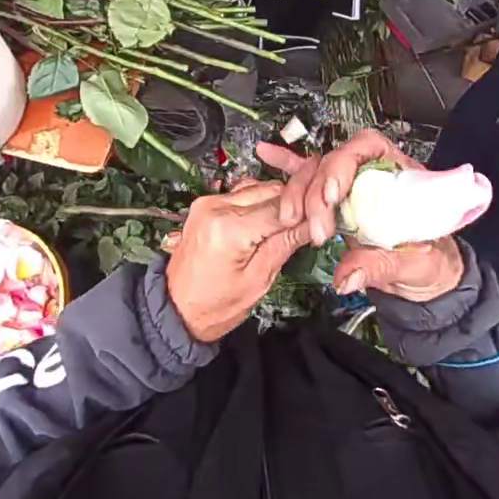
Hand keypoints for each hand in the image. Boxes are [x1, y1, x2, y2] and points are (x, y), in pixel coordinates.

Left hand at [164, 181, 313, 341]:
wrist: (175, 309)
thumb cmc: (213, 305)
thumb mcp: (258, 280)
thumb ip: (285, 245)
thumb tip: (312, 224)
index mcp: (229, 228)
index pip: (282, 208)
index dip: (307, 214)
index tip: (322, 223)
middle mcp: (216, 206)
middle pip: (271, 192)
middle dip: (295, 206)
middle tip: (311, 224)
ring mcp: (209, 203)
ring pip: (258, 189)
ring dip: (278, 203)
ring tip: (291, 225)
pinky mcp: (206, 205)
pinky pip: (242, 195)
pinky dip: (259, 203)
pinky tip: (269, 222)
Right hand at [257, 139, 465, 301]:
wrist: (424, 275)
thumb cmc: (428, 261)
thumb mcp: (414, 266)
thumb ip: (380, 267)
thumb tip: (346, 277)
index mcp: (398, 174)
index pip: (367, 148)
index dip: (343, 166)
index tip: (332, 196)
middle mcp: (370, 172)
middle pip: (331, 162)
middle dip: (315, 192)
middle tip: (315, 229)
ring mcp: (348, 184)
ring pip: (312, 171)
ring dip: (296, 193)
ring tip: (291, 220)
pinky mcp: (332, 199)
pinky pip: (305, 176)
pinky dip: (286, 166)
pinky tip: (266, 154)